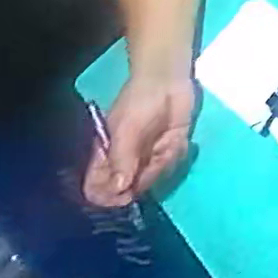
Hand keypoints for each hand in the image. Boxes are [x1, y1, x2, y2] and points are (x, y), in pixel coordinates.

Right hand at [82, 71, 195, 206]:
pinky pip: (174, 159)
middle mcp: (128, 159)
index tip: (123, 197)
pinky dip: (177, 151)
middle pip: (131, 187)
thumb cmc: (138, 101)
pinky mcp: (172, 143)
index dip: (108, 198)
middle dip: (145, 179)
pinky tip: (178, 137)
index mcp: (108, 156)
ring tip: (168, 142)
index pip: (99, 187)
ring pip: (155, 175)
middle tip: (156, 161)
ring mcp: (151, 152)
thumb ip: (121, 159)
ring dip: (164, 163)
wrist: (167, 79)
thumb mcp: (125, 130)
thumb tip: (118, 188)